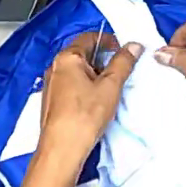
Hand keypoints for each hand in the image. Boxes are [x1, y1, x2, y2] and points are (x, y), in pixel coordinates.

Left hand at [37, 32, 141, 164]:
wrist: (62, 149)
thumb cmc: (86, 113)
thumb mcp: (111, 85)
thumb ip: (123, 62)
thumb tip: (134, 44)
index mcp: (67, 58)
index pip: (90, 37)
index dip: (110, 40)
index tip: (126, 52)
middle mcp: (55, 67)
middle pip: (83, 53)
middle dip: (104, 59)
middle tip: (122, 71)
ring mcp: (51, 85)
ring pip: (78, 70)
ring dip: (96, 74)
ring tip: (112, 88)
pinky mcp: (52, 101)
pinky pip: (72, 84)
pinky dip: (86, 86)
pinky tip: (97, 101)